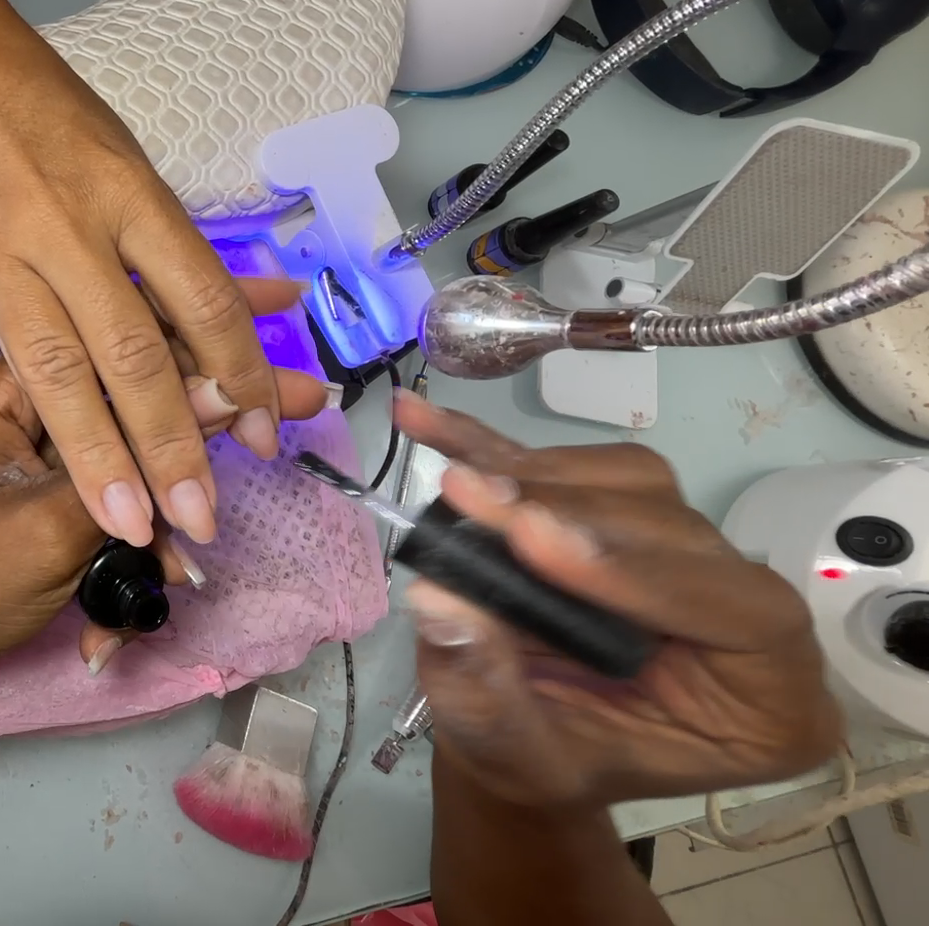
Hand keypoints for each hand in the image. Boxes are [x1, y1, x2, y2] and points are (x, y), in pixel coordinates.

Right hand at [0, 3, 286, 549]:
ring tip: (121, 526)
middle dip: (173, 446)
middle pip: (133, 356)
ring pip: (49, 371)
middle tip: (200, 521)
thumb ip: (167, 238)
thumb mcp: (120, 152)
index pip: (202, 302)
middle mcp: (66, 234)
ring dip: (89, 456)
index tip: (258, 440)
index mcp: (126, 195)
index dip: (240, 378)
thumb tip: (247, 302)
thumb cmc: (32, 98)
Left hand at [0, 279, 326, 704]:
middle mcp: (28, 400)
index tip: (275, 342)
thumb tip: (217, 396)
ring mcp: (44, 441)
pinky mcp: (56, 480)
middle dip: (218, 389)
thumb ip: (130, 461)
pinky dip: (157, 502)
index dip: (201, 346)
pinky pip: (120, 470)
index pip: (112, 345)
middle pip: (135, 380)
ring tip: (271, 440)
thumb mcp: (46, 527)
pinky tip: (185, 544)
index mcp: (7, 388)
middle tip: (300, 393)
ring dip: (195, 450)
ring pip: (133, 428)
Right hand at [395, 393, 841, 808]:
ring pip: (623, 480)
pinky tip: (424, 423)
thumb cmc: (526, 758)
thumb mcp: (505, 746)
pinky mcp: (601, 517)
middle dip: (561, 510)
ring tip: (451, 479)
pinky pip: (554, 465)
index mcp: (758, 698)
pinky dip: (483, 442)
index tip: (529, 540)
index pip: (737, 614)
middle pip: (673, 530)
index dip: (638, 570)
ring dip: (530, 472)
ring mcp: (667, 555)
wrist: (507, 733)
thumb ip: (480, 686)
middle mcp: (731, 616)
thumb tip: (437, 599)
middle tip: (465, 495)